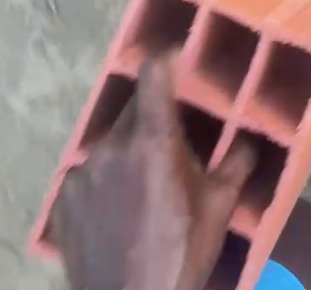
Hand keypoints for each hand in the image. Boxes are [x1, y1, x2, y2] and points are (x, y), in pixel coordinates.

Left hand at [53, 54, 256, 289]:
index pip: (154, 73)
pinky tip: (120, 205)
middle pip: (135, 105)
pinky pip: (91, 171)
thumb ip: (237, 159)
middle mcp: (112, 146)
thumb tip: (249, 135)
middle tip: (176, 133)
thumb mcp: (221, 205)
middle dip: (156, 111)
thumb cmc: (181, 253)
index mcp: (152, 140)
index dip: (169, 59)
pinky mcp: (62, 200)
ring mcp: (81, 174)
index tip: (182, 58)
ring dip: (131, 146)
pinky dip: (107, 176)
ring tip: (147, 178)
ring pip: (113, 139)